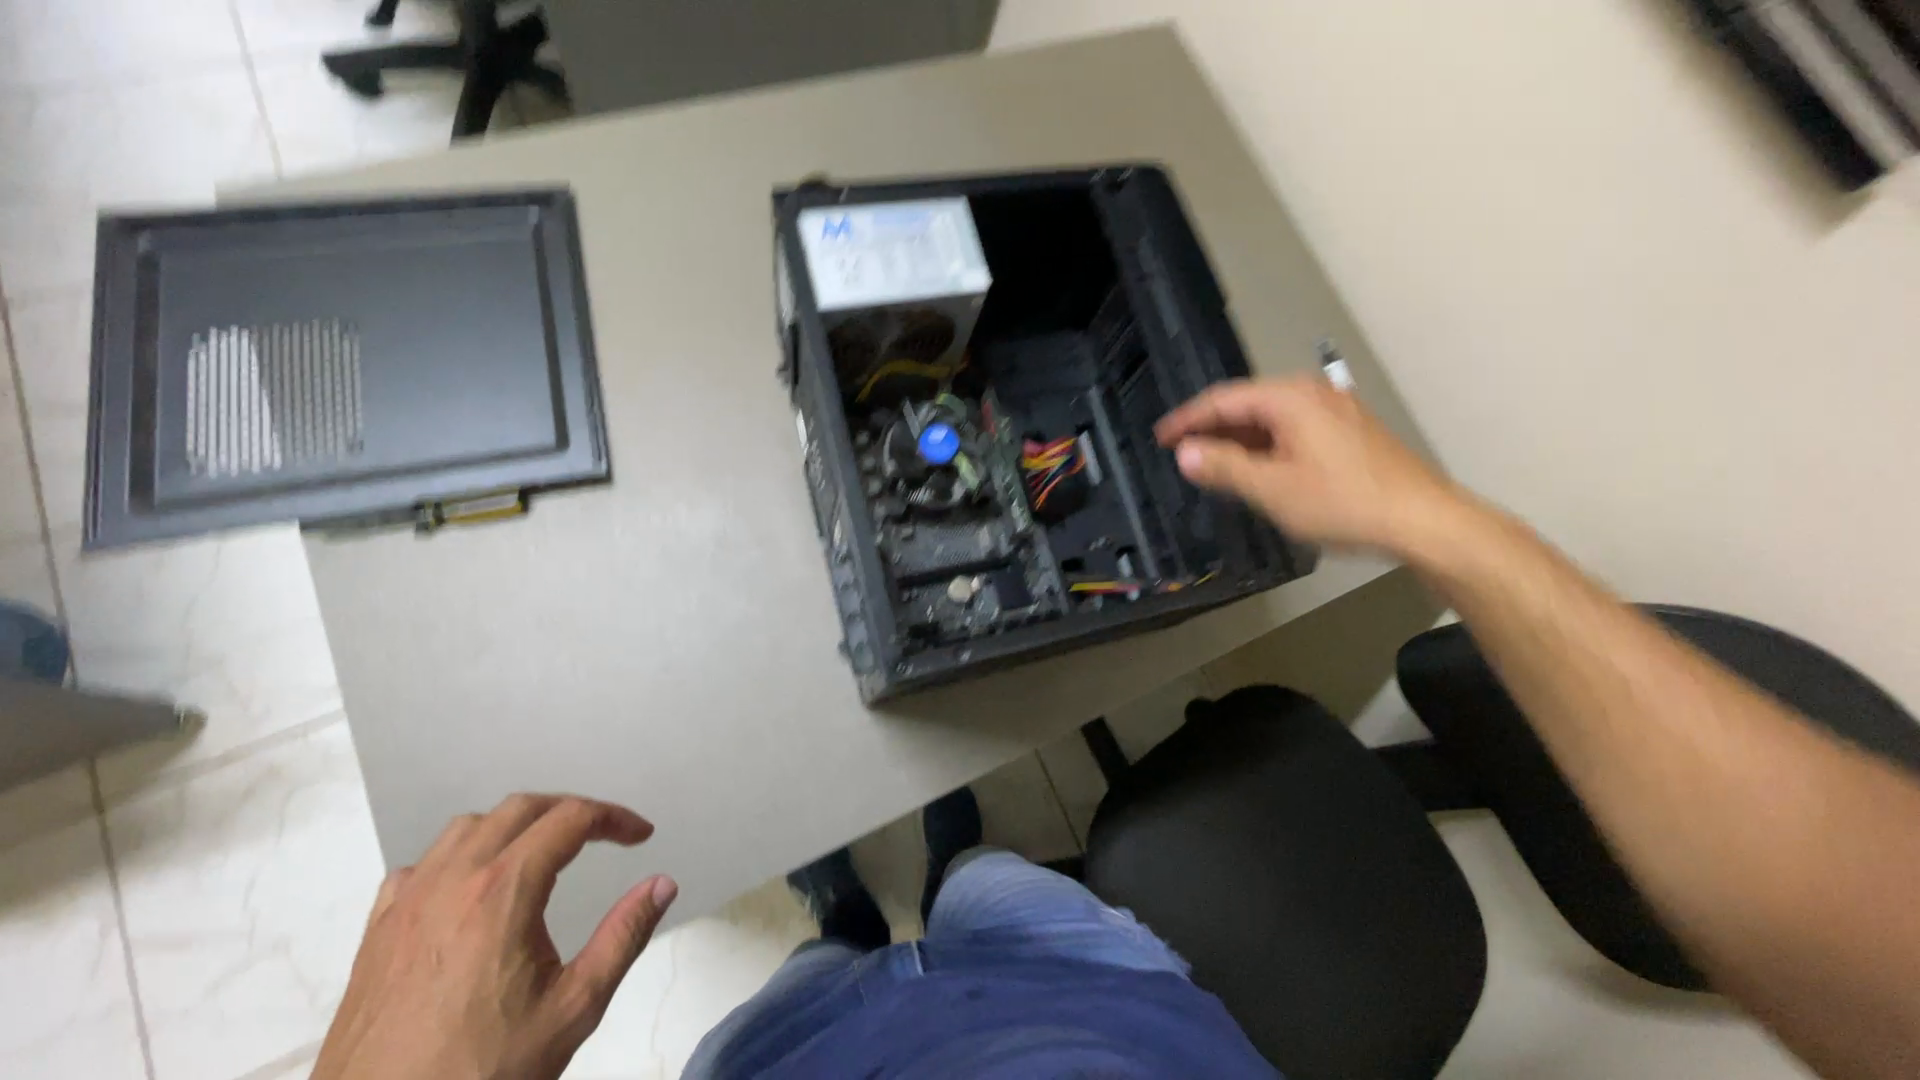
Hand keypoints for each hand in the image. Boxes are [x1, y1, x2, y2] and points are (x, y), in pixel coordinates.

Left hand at [313, 795, 677, 1079]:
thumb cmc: (486, 1069)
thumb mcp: (575, 1007)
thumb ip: (624, 937)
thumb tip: (662, 884)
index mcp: (504, 891)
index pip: (570, 820)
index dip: (614, 818)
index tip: (640, 836)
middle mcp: (453, 880)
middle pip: (519, 809)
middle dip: (569, 810)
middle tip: (603, 835)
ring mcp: (407, 902)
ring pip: (466, 828)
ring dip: (513, 826)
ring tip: (542, 854)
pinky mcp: (377, 930)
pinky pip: (419, 866)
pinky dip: (457, 858)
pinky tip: (470, 891)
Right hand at [1155, 375, 1467, 555]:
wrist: (1423, 520)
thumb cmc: (1343, 502)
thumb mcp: (1273, 488)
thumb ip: (1224, 467)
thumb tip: (1184, 452)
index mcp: (1290, 398)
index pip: (1223, 399)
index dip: (1187, 419)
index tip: (1160, 438)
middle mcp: (1313, 393)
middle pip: (1248, 405)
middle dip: (1213, 429)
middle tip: (1182, 453)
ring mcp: (1336, 410)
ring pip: (1272, 419)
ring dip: (1240, 440)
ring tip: (1213, 466)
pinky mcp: (1350, 432)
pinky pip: (1293, 430)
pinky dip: (1267, 446)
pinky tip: (1259, 470)